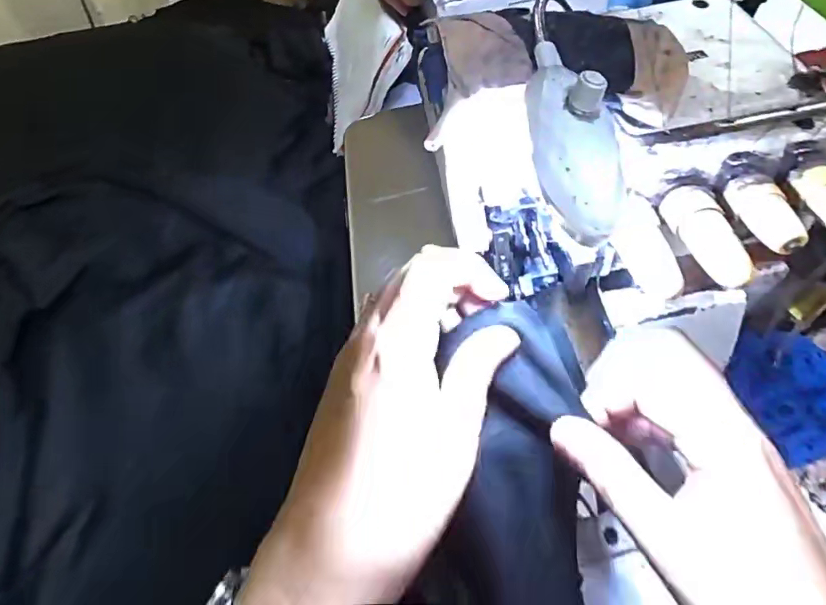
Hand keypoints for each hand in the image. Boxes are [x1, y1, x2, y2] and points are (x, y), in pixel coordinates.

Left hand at [240, 247, 520, 604]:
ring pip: (393, 292)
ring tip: (467, 329)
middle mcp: (365, 338)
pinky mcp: (342, 377)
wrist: (322, 559)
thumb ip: (478, 367)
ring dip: (434, 293)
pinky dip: (413, 314)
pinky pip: (381, 319)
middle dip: (455, 275)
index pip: (431, 267)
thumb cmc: (399, 498)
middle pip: (409, 270)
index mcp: (395, 343)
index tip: (500, 299)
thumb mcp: (455, 433)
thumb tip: (503, 332)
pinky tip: (434, 353)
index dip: (472, 269)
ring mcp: (348, 356)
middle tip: (488, 308)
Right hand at [550, 328, 825, 604]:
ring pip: (683, 370)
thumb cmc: (745, 592)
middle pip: (672, 351)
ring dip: (639, 385)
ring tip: (610, 428)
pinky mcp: (744, 446)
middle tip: (595, 415)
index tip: (586, 425)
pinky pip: (694, 400)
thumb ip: (612, 477)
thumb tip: (563, 429)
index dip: (610, 387)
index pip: (654, 369)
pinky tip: (638, 439)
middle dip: (622, 370)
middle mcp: (737, 418)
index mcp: (722, 433)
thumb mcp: (667, 542)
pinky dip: (659, 405)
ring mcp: (744, 429)